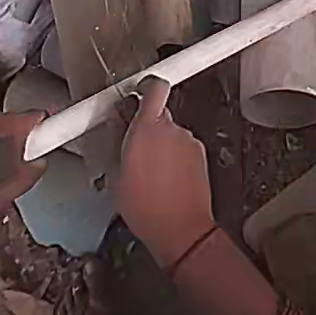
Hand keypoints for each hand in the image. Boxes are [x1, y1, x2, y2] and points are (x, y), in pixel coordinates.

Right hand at [115, 77, 214, 260]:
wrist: (180, 229)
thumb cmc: (146, 206)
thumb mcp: (115, 173)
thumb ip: (117, 140)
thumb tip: (116, 124)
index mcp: (146, 128)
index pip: (154, 88)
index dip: (147, 85)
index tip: (139, 90)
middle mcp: (171, 130)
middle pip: (159, 112)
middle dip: (147, 124)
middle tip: (135, 145)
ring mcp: (188, 141)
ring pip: (171, 132)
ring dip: (162, 143)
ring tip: (151, 171)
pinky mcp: (200, 154)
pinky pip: (183, 146)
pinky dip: (175, 156)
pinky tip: (166, 177)